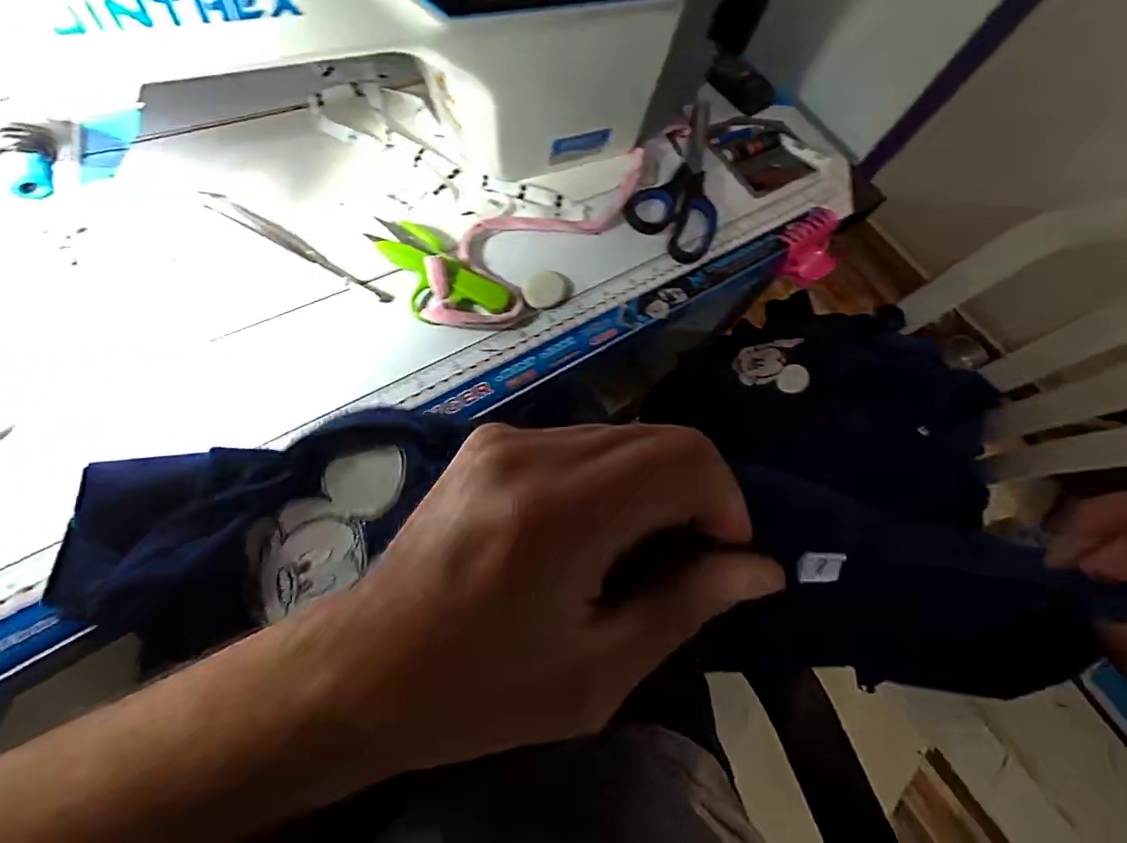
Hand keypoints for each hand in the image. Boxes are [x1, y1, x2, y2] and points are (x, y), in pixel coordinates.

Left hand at [292, 423, 784, 773]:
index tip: (724, 557)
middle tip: (690, 559)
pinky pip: (580, 442)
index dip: (726, 502)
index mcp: (561, 511)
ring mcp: (506, 437)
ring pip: (623, 436)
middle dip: (696, 492)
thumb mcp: (596, 673)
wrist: (364, 667)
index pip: (685, 457)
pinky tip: (588, 529)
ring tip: (636, 550)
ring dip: (653, 483)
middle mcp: (534, 451)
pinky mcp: (490, 439)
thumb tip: (762, 570)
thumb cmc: (480, 690)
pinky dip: (610, 477)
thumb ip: (686, 606)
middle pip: (660, 437)